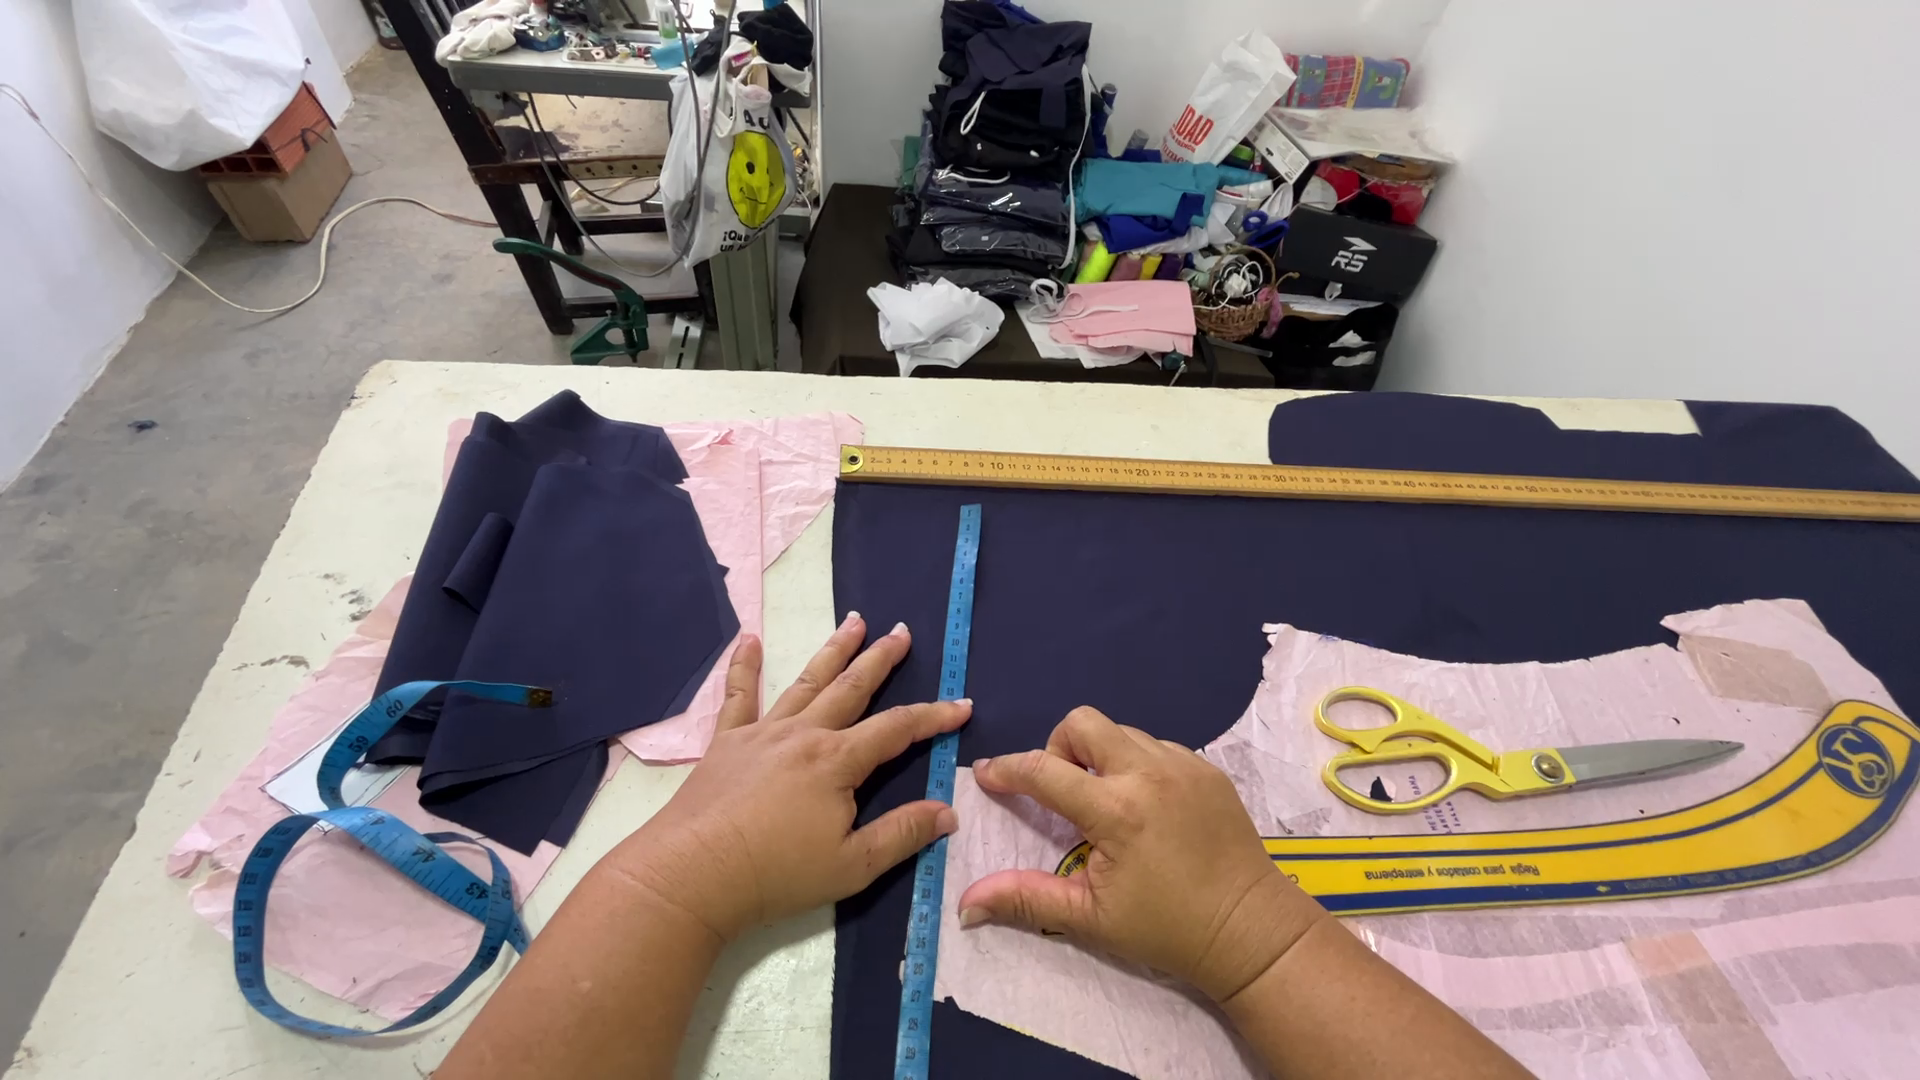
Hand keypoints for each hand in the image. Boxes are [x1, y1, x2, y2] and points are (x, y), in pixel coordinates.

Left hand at [601, 615, 970, 942]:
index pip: (897, 729)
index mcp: (837, 761)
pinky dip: (744, 666)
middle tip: (902, 632)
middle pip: (852, 687)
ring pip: (808, 682)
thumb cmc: (776, 874)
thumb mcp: (852, 865)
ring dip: (834, 650)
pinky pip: (739, 695)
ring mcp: (763, 732)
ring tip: (854, 620)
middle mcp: (804, 733)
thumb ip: (902, 834)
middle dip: (882, 658)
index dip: (933, 717)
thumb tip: (949, 812)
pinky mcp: (727, 741)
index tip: (962, 705)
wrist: (693, 876)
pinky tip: (748, 639)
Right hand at [957, 707, 1324, 1002]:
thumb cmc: (1166, 929)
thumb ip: (1026, 900)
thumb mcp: (1090, 919)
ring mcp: (1182, 764)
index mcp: (1116, 810)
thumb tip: (966, 902)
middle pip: (1082, 721)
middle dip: (1059, 747)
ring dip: (1099, 755)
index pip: (1043, 770)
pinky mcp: (1206, 767)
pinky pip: (1154, 745)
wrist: (1252, 931)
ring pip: (1119, 731)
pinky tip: (1146, 805)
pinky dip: (1135, 764)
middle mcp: (1148, 772)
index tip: (986, 774)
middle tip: (1065, 792)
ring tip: (1106, 801)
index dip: (1006, 769)